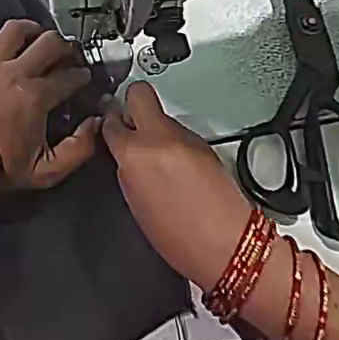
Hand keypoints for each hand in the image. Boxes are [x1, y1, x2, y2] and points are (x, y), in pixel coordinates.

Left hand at [0, 19, 100, 192]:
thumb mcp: (47, 170)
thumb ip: (79, 148)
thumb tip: (93, 127)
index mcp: (36, 97)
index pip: (70, 75)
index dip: (82, 75)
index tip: (83, 78)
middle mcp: (16, 74)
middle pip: (51, 43)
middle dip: (67, 48)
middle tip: (71, 57)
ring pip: (20, 29)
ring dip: (36, 32)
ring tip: (43, 41)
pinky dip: (11, 39)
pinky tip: (17, 48)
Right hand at [103, 81, 255, 289]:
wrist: (229, 245)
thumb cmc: (182, 238)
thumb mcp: (135, 204)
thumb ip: (126, 169)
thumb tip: (123, 154)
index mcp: (135, 153)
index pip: (112, 120)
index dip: (109, 123)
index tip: (110, 126)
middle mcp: (161, 137)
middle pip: (139, 94)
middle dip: (131, 103)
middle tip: (129, 121)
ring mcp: (186, 138)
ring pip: (162, 115)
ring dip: (156, 130)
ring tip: (158, 159)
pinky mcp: (205, 145)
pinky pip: (181, 133)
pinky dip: (175, 144)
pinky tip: (176, 169)